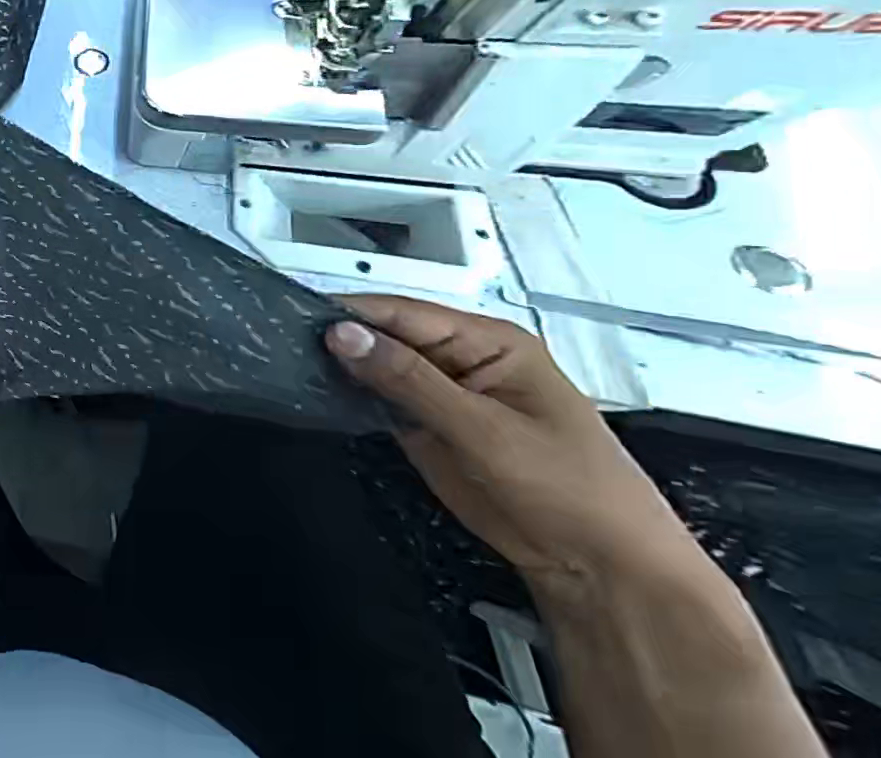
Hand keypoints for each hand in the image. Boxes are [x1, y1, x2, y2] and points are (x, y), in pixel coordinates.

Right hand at [325, 295, 700, 592]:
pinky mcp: (425, 427)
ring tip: (288, 358)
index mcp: (486, 340)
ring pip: (377, 368)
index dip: (353, 312)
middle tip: (283, 337)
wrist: (597, 568)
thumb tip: (341, 333)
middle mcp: (458, 358)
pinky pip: (379, 401)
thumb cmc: (563, 486)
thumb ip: (408, 379)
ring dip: (341, 367)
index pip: (405, 313)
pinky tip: (315, 390)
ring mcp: (439, 395)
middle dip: (342, 337)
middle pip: (387, 336)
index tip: (297, 313)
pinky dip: (350, 397)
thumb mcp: (484, 428)